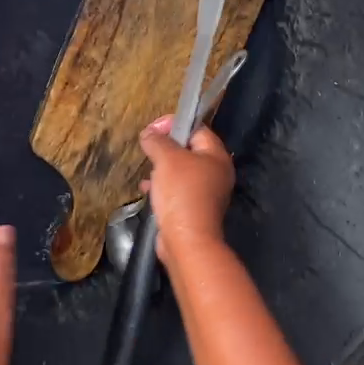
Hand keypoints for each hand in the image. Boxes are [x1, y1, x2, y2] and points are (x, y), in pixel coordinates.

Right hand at [138, 117, 234, 264]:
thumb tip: (149, 134)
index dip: (174, 124)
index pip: (197, 128)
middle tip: (148, 147)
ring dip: (162, 167)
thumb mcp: (167, 159)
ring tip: (147, 168)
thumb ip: (158, 141)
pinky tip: (147, 189)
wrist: (186, 240)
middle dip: (166, 147)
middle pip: (189, 149)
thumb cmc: (181, 193)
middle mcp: (216, 173)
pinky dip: (162, 186)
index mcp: (216, 156)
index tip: (153, 129)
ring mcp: (206, 193)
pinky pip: (177, 190)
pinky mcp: (193, 209)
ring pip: (181, 171)